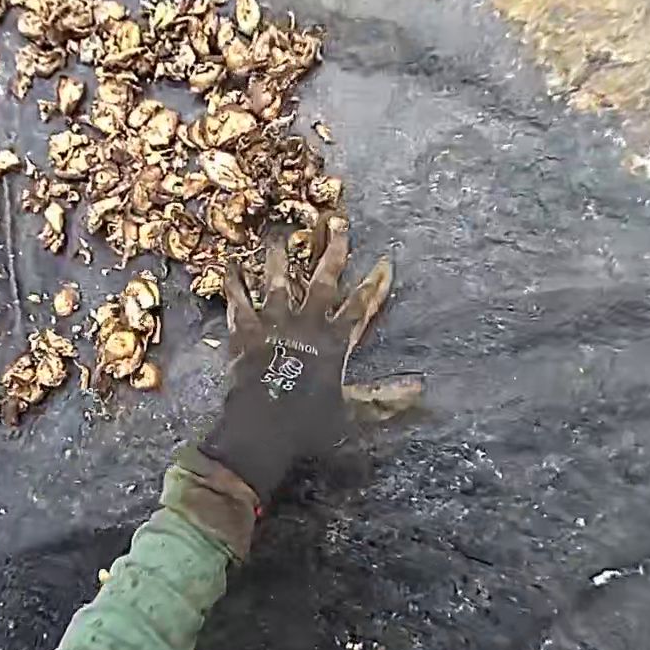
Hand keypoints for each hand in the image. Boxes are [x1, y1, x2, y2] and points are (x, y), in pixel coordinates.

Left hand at [197, 221, 405, 499]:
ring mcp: (273, 323)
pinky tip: (228, 263)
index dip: (375, 283)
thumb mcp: (352, 411)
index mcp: (333, 340)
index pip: (361, 306)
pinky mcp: (245, 331)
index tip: (386, 260)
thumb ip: (384, 398)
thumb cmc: (308, 422)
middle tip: (337, 223)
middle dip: (333, 251)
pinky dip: (232, 283)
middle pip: (323, 281)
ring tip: (277, 236)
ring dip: (278, 258)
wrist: (263, 426)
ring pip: (277, 282)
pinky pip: (237, 301)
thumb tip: (421, 388)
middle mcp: (305, 323)